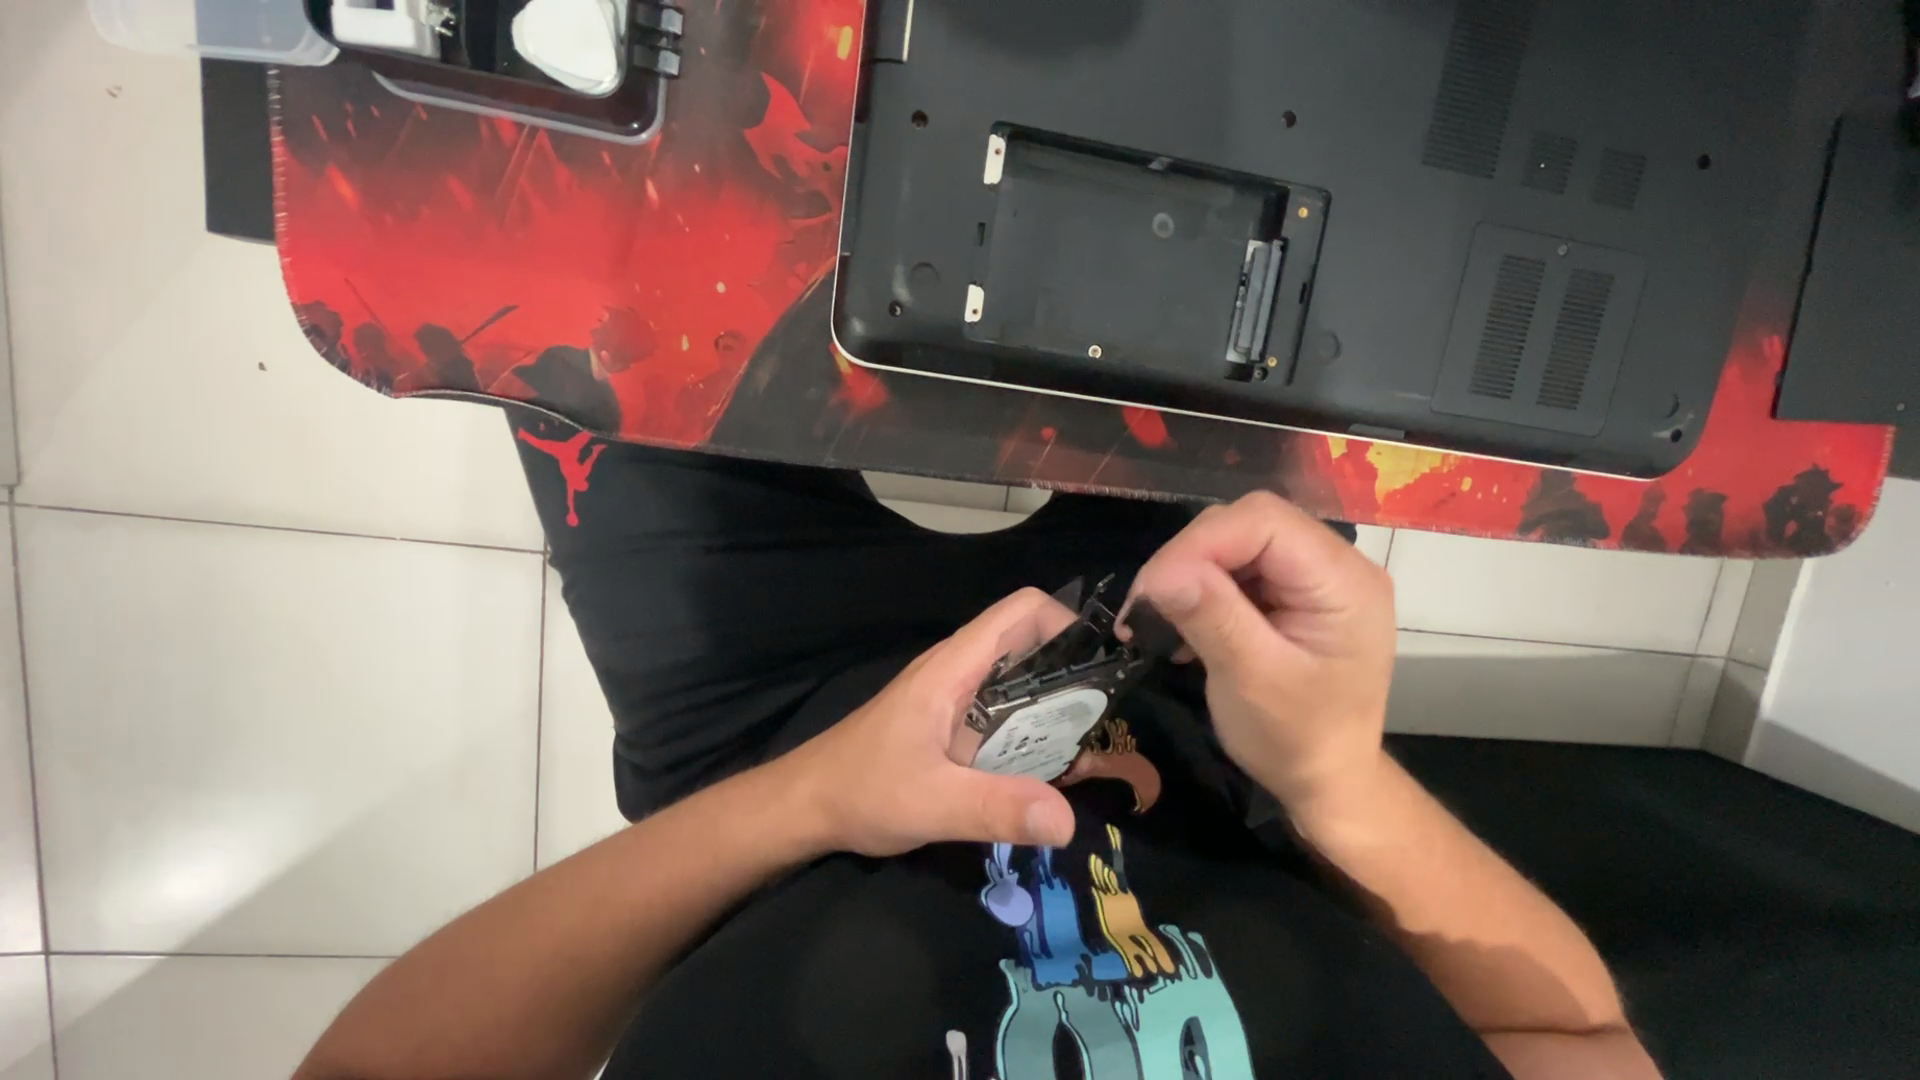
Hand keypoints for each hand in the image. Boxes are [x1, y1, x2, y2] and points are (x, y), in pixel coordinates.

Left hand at [774, 588, 1079, 856]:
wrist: (807, 804)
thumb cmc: (862, 790)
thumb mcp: (932, 803)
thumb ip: (996, 808)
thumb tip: (1068, 820)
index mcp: (954, 668)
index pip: (1021, 611)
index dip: (1067, 622)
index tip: (1101, 666)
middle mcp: (959, 673)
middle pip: (1028, 645)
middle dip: (1072, 672)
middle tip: (1104, 721)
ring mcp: (954, 699)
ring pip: (1018, 682)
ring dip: (1054, 707)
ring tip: (1087, 749)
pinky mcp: (950, 727)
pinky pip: (1003, 715)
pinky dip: (1031, 733)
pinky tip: (1046, 772)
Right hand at [1126, 492, 1396, 815]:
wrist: (1325, 781)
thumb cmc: (1296, 739)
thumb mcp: (1252, 681)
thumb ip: (1212, 618)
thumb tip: (1161, 573)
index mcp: (1343, 581)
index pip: (1262, 521)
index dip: (1199, 543)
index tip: (1150, 590)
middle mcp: (1335, 565)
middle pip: (1246, 525)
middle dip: (1187, 560)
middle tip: (1143, 609)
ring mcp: (1313, 577)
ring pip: (1234, 542)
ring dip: (1186, 575)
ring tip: (1153, 620)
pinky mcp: (1291, 591)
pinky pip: (1235, 567)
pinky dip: (1199, 590)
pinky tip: (1179, 625)